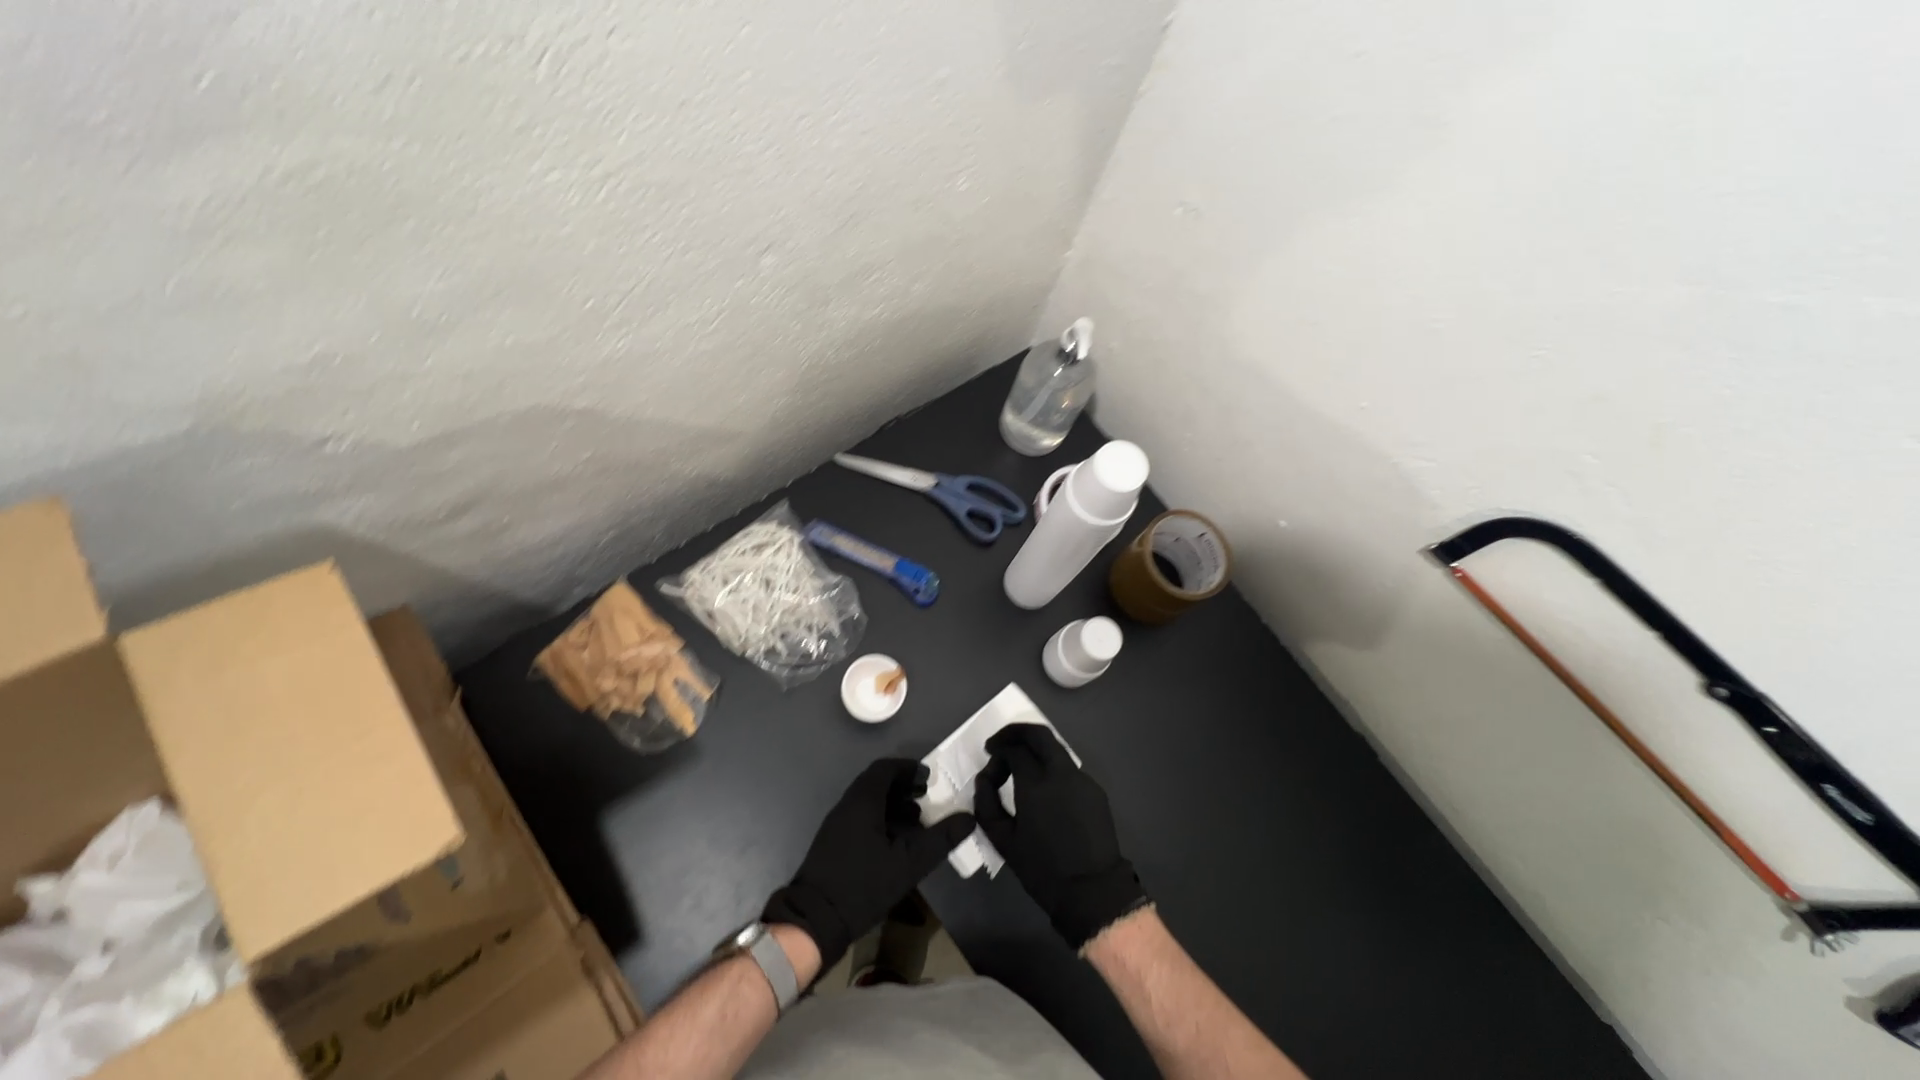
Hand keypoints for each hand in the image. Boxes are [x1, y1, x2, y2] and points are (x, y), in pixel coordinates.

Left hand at [764, 759, 976, 971]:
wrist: (815, 919)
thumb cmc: (863, 885)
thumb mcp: (909, 864)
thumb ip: (940, 839)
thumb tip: (969, 819)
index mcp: (862, 802)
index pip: (885, 768)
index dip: (908, 769)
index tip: (929, 779)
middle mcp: (846, 807)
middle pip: (876, 784)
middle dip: (903, 788)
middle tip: (927, 798)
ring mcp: (837, 825)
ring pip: (868, 803)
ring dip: (893, 806)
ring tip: (917, 822)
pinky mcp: (833, 843)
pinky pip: (861, 819)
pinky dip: (882, 821)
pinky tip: (896, 844)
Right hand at [974, 724, 1150, 951]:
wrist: (1092, 889)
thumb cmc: (1042, 868)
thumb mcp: (1003, 840)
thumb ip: (986, 804)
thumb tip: (984, 780)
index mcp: (1036, 784)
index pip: (1013, 750)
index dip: (997, 753)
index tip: (989, 770)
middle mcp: (1062, 773)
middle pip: (1039, 734)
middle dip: (1016, 732)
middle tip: (1000, 744)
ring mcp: (1083, 780)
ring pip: (1056, 750)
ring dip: (1035, 751)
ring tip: (1021, 770)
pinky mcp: (1095, 791)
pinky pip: (1069, 770)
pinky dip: (1051, 769)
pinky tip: (1044, 791)